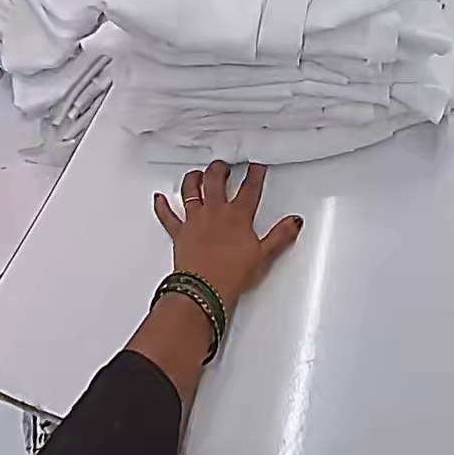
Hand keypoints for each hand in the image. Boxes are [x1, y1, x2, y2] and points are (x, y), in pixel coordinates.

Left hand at [153, 161, 303, 311]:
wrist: (205, 289)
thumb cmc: (232, 274)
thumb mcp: (264, 255)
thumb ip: (281, 235)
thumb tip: (294, 222)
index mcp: (237, 216)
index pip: (249, 189)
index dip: (255, 174)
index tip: (257, 165)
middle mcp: (214, 212)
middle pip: (216, 180)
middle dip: (220, 168)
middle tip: (224, 165)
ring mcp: (194, 221)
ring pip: (190, 191)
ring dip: (193, 179)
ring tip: (196, 172)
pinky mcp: (179, 233)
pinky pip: (168, 216)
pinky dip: (162, 206)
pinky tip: (159, 198)